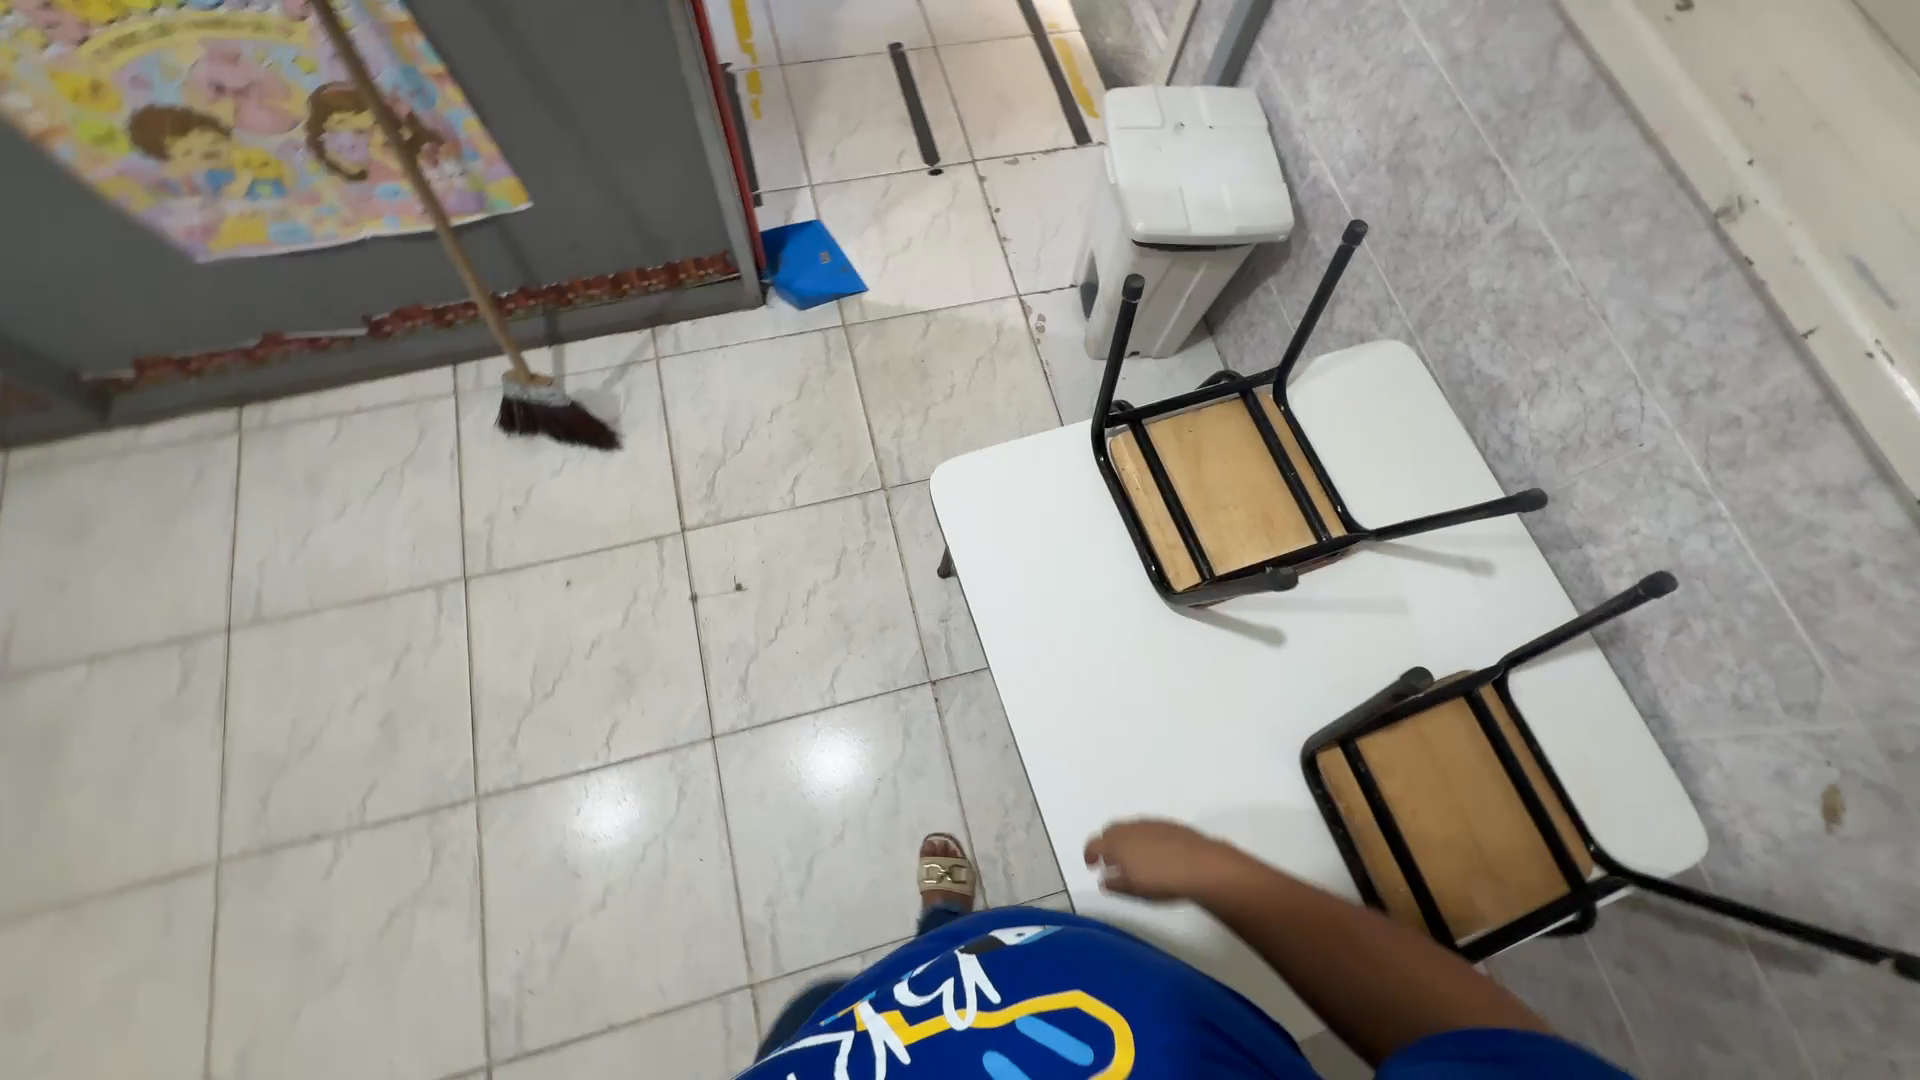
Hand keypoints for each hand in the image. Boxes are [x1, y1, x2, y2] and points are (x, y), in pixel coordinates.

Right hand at [1083, 819, 1252, 901]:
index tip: (1091, 864)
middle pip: (1111, 831)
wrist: (1202, 865)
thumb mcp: (1134, 890)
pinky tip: (1156, 855)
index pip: (1094, 843)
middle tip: (1112, 862)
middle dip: (1107, 844)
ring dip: (1126, 841)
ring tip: (1135, 860)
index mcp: (1117, 842)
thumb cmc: (1162, 881)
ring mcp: (1151, 823)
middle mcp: (1130, 827)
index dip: (1089, 853)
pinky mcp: (1169, 825)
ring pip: (1130, 828)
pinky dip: (1144, 839)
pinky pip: (1148, 829)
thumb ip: (1115, 884)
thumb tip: (1103, 879)